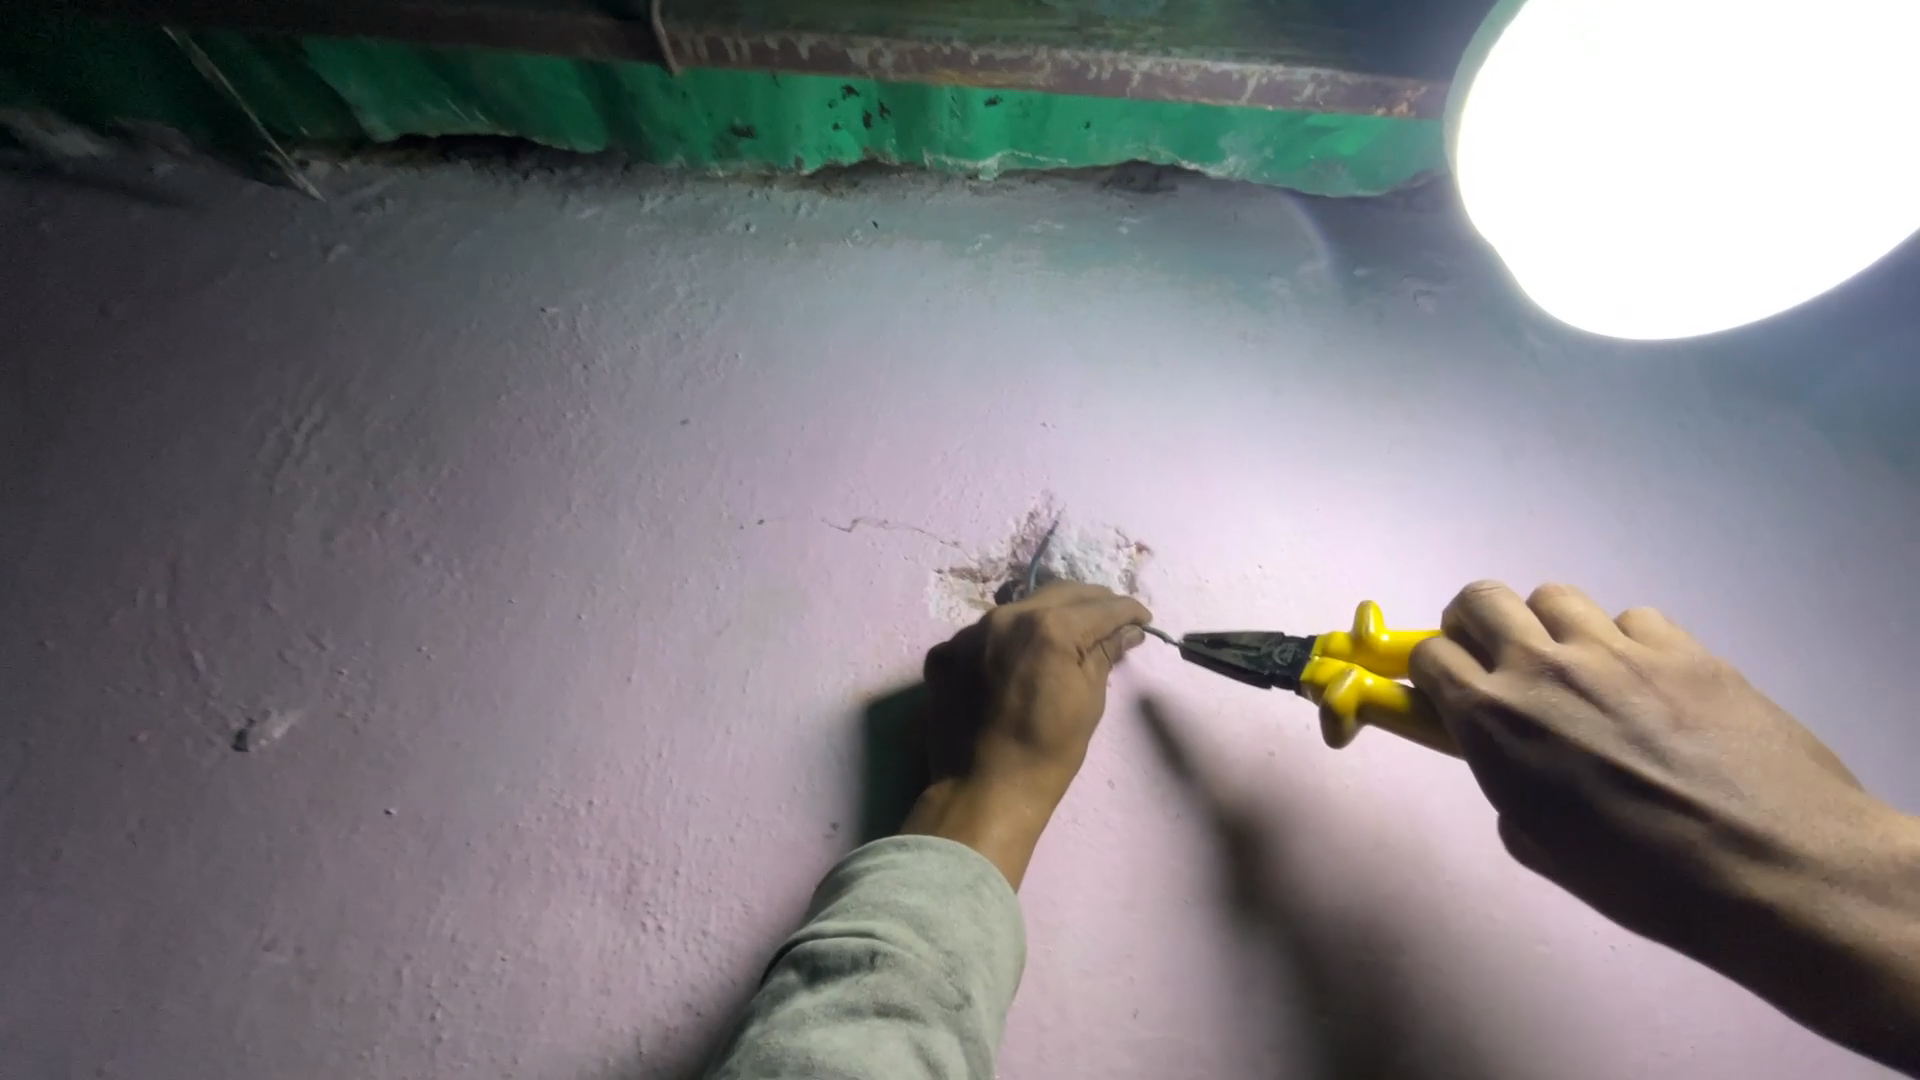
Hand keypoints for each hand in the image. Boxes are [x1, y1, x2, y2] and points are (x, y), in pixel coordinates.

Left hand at [902, 583, 1150, 887]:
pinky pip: (985, 634)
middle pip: (1059, 594)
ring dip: (1047, 616)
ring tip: (1066, 636)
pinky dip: (1008, 641)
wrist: (983, 789)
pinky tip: (1018, 662)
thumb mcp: (1088, 699)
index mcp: (1049, 626)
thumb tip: (1127, 630)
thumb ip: (1104, 652)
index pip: (1100, 606)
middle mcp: (1006, 616)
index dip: (1128, 610)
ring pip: (1019, 608)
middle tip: (1111, 621)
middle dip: (1091, 603)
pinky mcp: (946, 651)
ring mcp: (971, 631)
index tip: (1142, 619)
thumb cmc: (1049, 750)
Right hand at [1411, 582, 1919, 1070]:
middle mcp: (1538, 667)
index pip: (1428, 652)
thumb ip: (1501, 780)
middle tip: (1499, 659)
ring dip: (1549, 625)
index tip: (1449, 688)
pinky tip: (1649, 681)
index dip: (1434, 667)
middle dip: (1476, 624)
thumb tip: (1507, 758)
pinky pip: (1634, 618)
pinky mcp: (1682, 650)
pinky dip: (1628, 641)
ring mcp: (1613, 652)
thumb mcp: (1534, 840)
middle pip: (1478, 599)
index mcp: (1490, 716)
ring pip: (1552, 596)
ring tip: (1576, 664)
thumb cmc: (1641, 876)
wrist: (1782, 874)